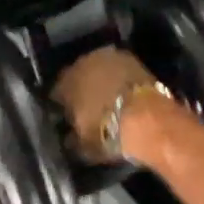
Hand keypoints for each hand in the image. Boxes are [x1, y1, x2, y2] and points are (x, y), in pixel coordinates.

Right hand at [51, 47, 163, 164]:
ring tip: (109, 97)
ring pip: (97, 68)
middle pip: (77, 76)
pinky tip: (125, 90)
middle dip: (82, 89)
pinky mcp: (128, 57)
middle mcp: (79, 64)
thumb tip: (69, 139)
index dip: (63, 105)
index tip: (69, 117)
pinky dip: (119, 77)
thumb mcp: (85, 147)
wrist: (147, 118)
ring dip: (100, 79)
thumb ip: (73, 140)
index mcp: (64, 85)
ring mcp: (104, 57)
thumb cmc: (110, 134)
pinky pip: (117, 67)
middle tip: (90, 106)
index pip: (57, 92)